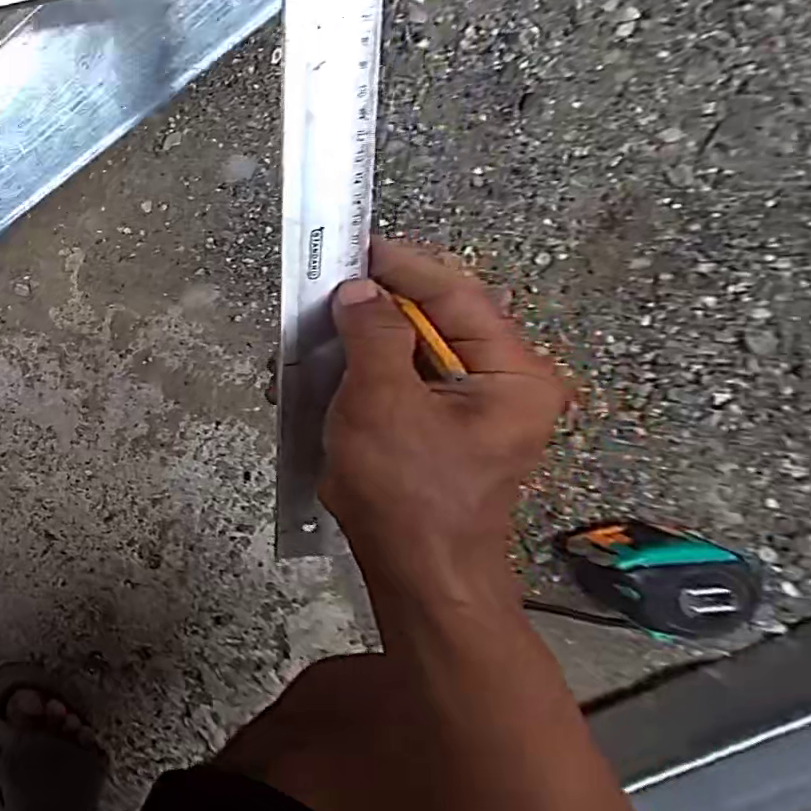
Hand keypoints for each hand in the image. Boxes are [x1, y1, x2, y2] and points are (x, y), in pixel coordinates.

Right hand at [321, 238, 565, 582]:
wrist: (412, 564)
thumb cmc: (405, 486)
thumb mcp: (383, 403)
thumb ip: (374, 337)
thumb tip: (357, 291)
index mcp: (510, 375)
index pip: (457, 298)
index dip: (405, 267)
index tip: (356, 246)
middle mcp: (494, 383)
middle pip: (428, 321)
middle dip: (365, 310)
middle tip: (318, 297)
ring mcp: (458, 405)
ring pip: (399, 350)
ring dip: (346, 344)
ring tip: (299, 348)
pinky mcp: (424, 422)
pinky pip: (386, 379)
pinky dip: (346, 372)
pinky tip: (309, 380)